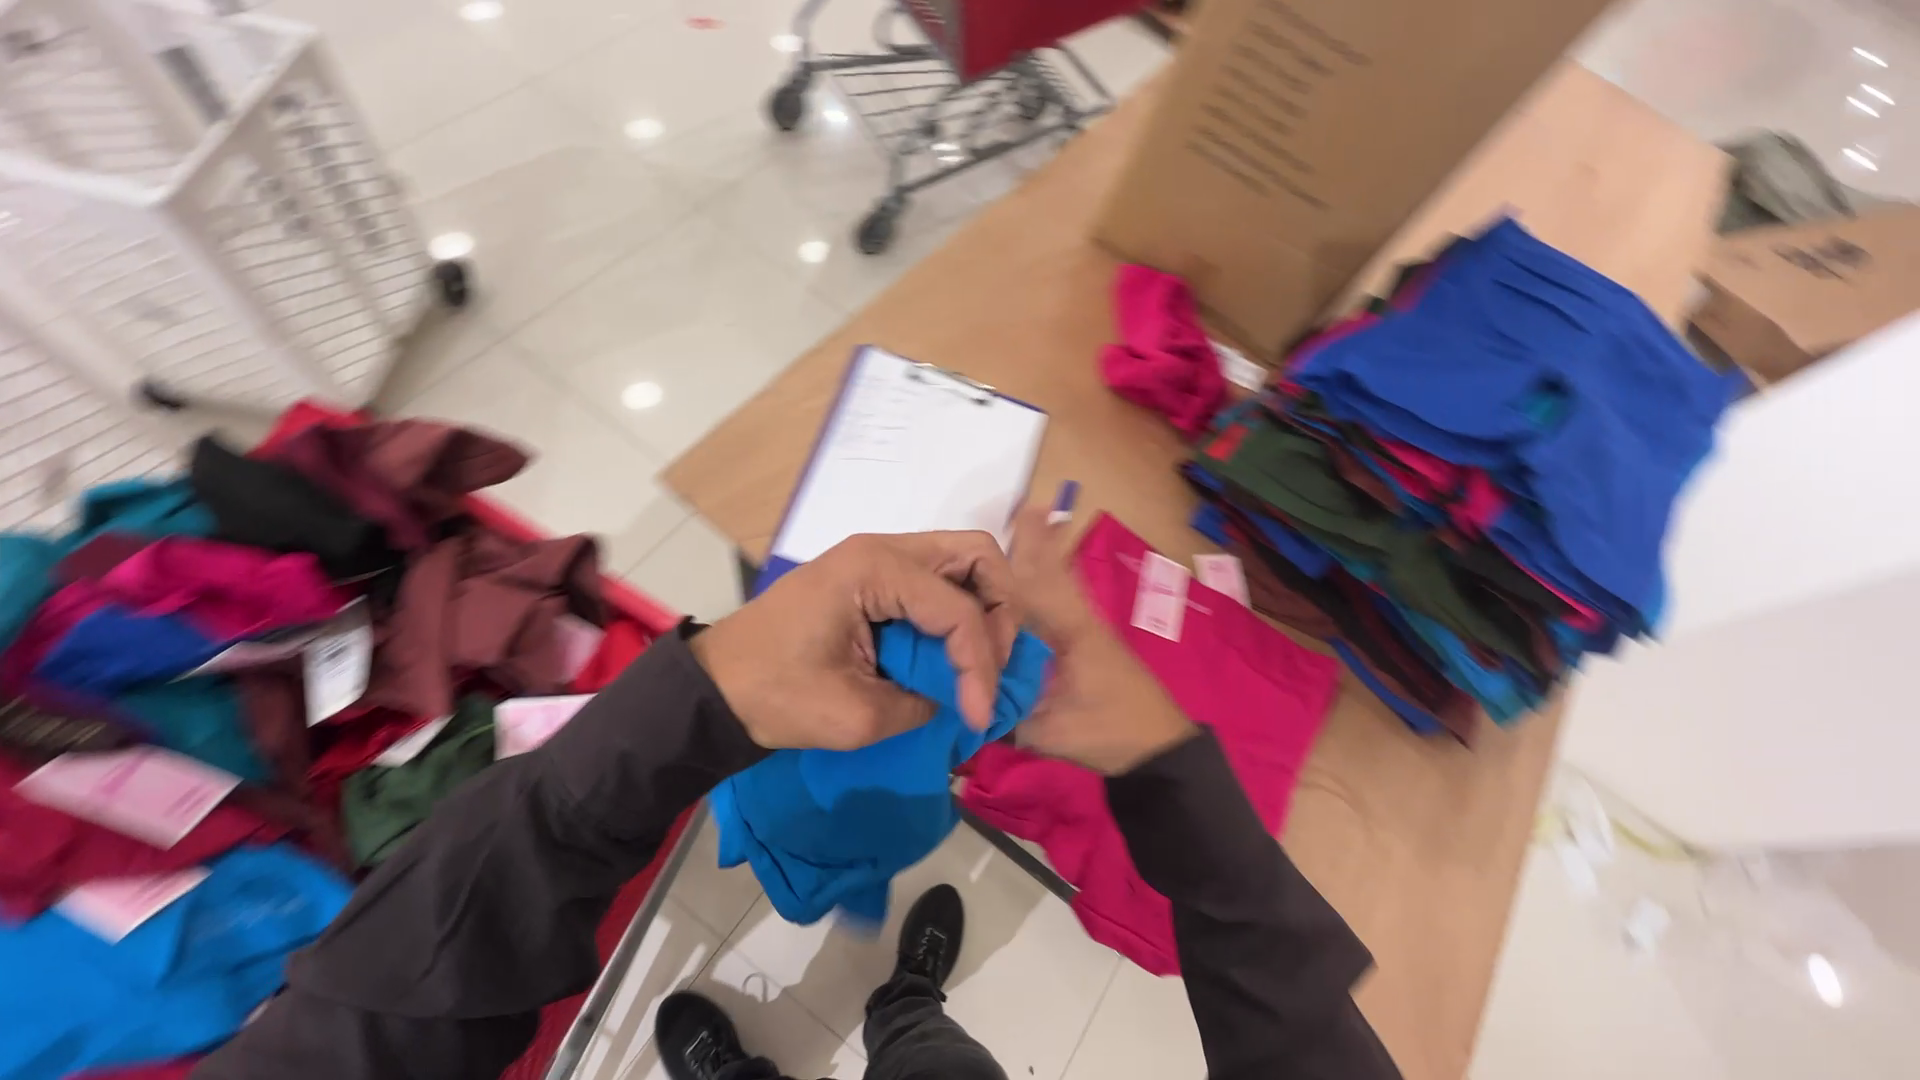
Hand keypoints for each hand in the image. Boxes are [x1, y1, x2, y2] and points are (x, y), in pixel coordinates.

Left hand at [691, 532, 1019, 751]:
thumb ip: (921, 702)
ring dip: (982, 609)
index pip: (958, 607)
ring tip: (977, 662)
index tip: (978, 716)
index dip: (981, 663)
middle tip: (991, 666)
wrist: (716, 687)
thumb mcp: (854, 716)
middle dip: (999, 612)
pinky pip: (938, 581)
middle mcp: (882, 549)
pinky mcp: (874, 578)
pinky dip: (958, 613)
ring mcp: (878, 558)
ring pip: (962, 562)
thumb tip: (955, 695)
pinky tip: (953, 655)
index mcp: (873, 570)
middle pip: (976, 555)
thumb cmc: (774, 695)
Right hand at [1008, 504, 1195, 774]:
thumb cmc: (1110, 734)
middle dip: (1038, 542)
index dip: (1019, 559)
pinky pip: (1069, 600)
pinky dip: (1059, 578)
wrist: (1161, 750)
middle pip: (1053, 575)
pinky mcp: (1093, 644)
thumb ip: (1005, 715)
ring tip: (1040, 520)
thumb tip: (960, 703)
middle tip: (1028, 504)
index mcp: (1072, 633)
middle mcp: (1081, 622)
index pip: (1034, 590)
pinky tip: (1054, 571)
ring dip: (1050, 554)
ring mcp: (1090, 631)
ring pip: (1065, 584)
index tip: (1007, 526)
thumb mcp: (1051, 732)